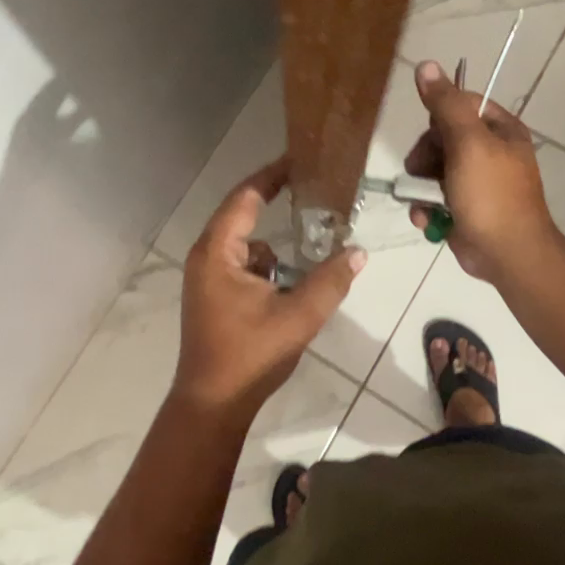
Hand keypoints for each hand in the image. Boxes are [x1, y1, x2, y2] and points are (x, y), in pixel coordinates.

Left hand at [173, 159, 364, 420]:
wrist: (212, 404)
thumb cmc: (249, 355)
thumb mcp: (298, 317)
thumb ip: (330, 282)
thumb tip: (358, 253)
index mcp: (217, 251)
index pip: (245, 197)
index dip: (272, 175)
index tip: (301, 160)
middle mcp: (206, 256)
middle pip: (243, 217)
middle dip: (277, 205)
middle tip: (315, 193)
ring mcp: (207, 278)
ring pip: (246, 246)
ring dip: (276, 245)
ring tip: (314, 242)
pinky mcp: (212, 296)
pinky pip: (243, 266)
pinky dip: (268, 266)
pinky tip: (293, 281)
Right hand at [404, 60, 556, 281]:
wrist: (507, 254)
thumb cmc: (491, 194)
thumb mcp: (467, 142)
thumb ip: (445, 104)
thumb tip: (425, 65)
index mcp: (501, 130)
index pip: (460, 105)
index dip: (438, 119)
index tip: (433, 136)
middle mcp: (491, 151)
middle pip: (441, 137)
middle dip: (425, 156)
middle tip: (420, 171)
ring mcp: (477, 181)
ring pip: (433, 169)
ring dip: (420, 185)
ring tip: (421, 202)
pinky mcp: (464, 207)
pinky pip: (435, 196)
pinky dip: (427, 207)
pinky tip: (426, 218)